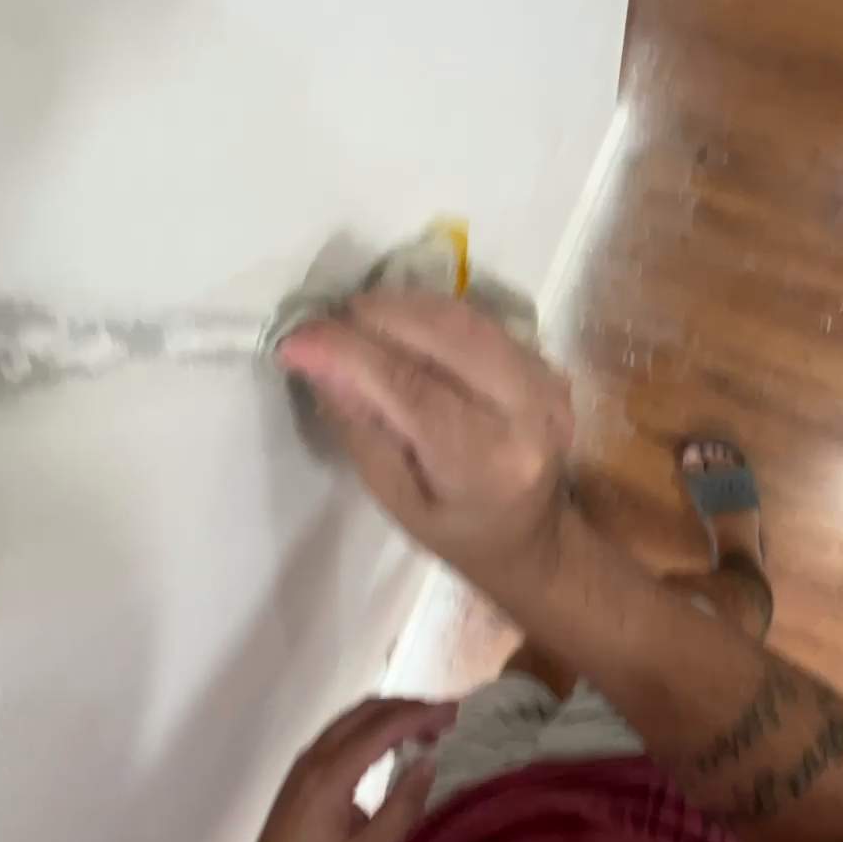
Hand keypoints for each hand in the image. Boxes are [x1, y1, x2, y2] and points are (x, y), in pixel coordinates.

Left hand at [231, 697, 457, 841]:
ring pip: (353, 716)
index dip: (421, 715)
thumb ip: (404, 805)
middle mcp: (316, 755)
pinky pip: (342, 730)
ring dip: (390, 714)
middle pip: (367, 710)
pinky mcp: (303, 767)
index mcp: (331, 774)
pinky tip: (391, 744)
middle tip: (445, 718)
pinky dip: (373, 726)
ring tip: (425, 729)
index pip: (383, 727)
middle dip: (409, 707)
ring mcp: (306, 758)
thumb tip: (429, 762)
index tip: (454, 713)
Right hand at [276, 293, 574, 584]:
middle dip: (374, 316)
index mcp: (486, 462)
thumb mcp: (394, 496)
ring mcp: (545, 382)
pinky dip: (430, 313)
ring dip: (400, 306)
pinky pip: (479, 320)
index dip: (349, 353)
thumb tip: (315, 358)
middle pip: (445, 334)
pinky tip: (398, 324)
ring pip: (463, 316)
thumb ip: (360, 426)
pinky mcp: (546, 365)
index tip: (296, 340)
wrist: (531, 535)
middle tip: (324, 324)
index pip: (412, 388)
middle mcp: (528, 413)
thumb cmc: (454, 529)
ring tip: (354, 320)